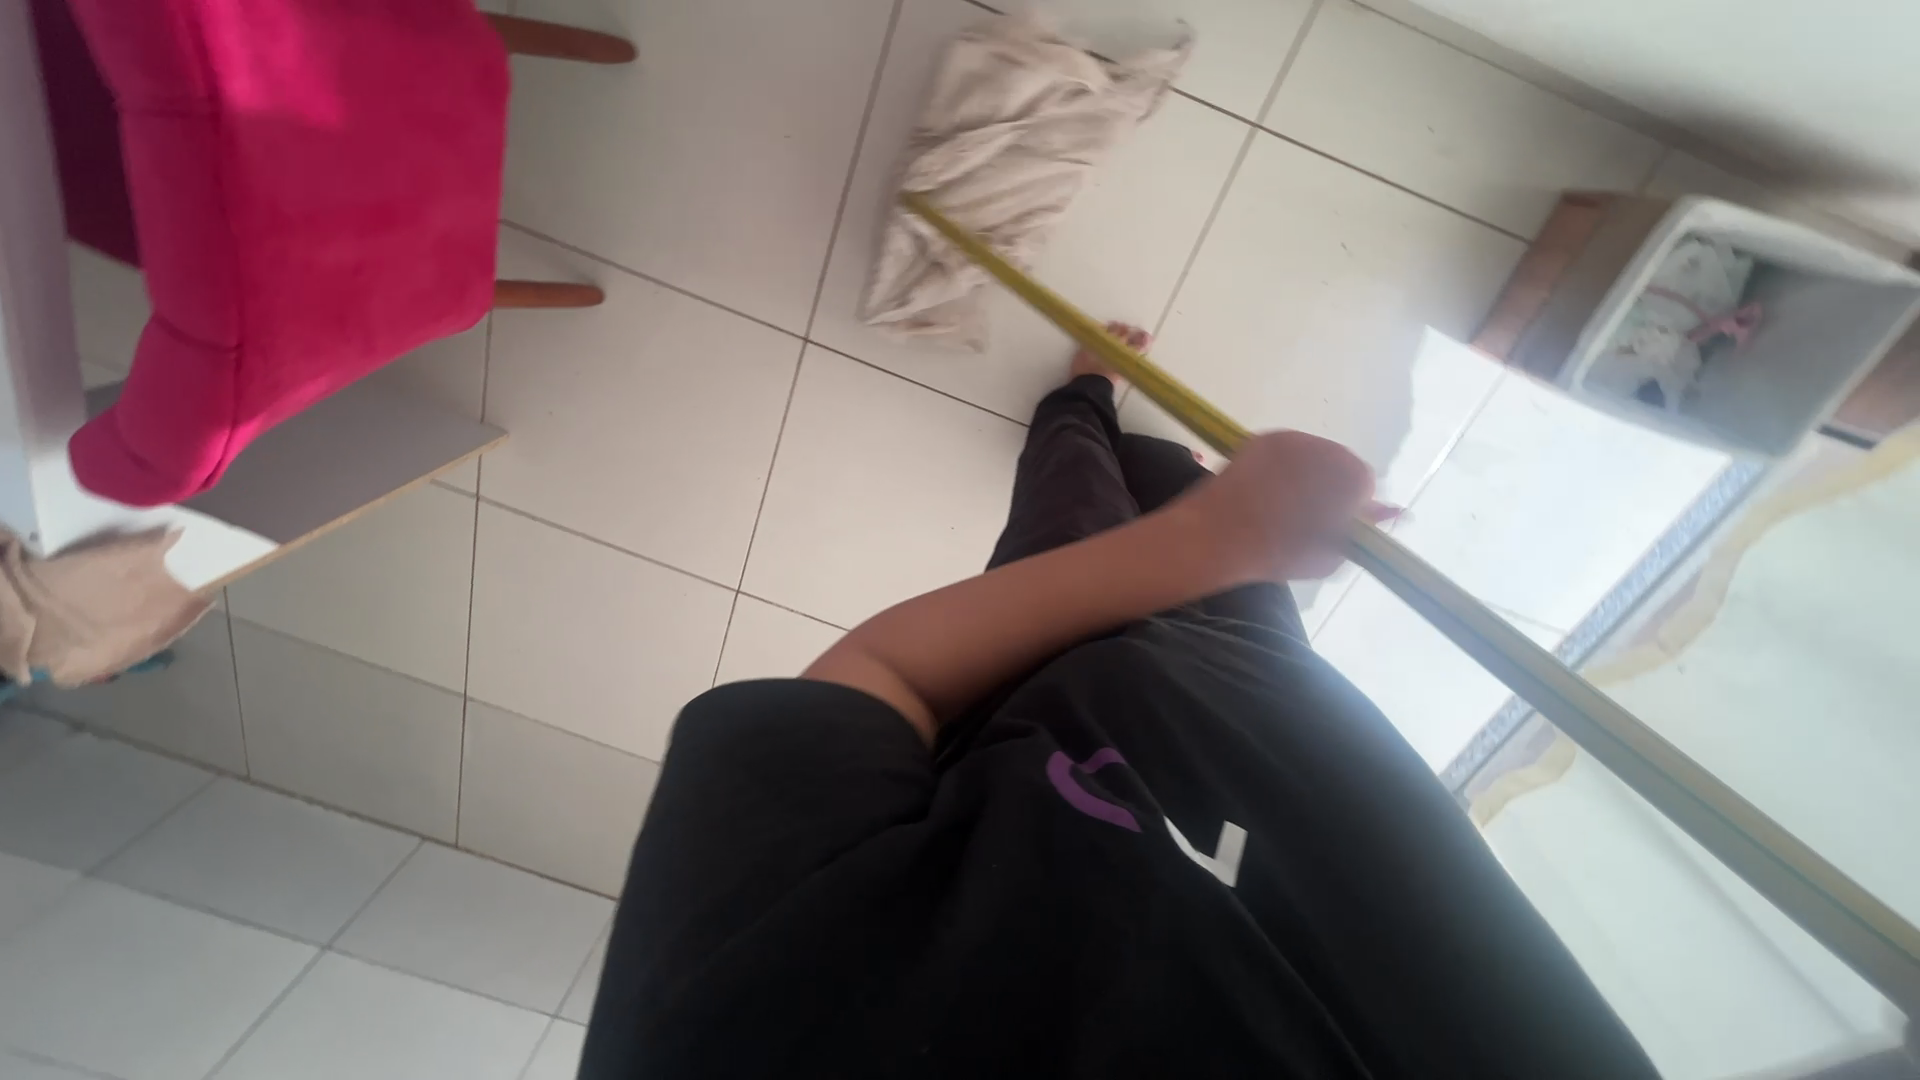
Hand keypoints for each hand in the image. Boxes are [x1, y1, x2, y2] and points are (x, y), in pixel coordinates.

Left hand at [1169, 430, 1395, 584]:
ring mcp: (1293, 438)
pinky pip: (1283, 450)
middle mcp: (1328, 448)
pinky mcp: (1262, 437)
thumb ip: (1363, 531)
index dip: (1348, 505)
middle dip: (1327, 484)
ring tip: (1278, 502)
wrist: (1219, 535)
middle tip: (1302, 513)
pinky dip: (1279, 466)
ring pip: (1310, 455)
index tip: (1329, 522)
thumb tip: (1389, 514)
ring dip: (1303, 473)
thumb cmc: (1279, 553)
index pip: (1364, 484)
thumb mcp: (1331, 553)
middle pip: (1338, 464)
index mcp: (1353, 477)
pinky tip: (1262, 488)